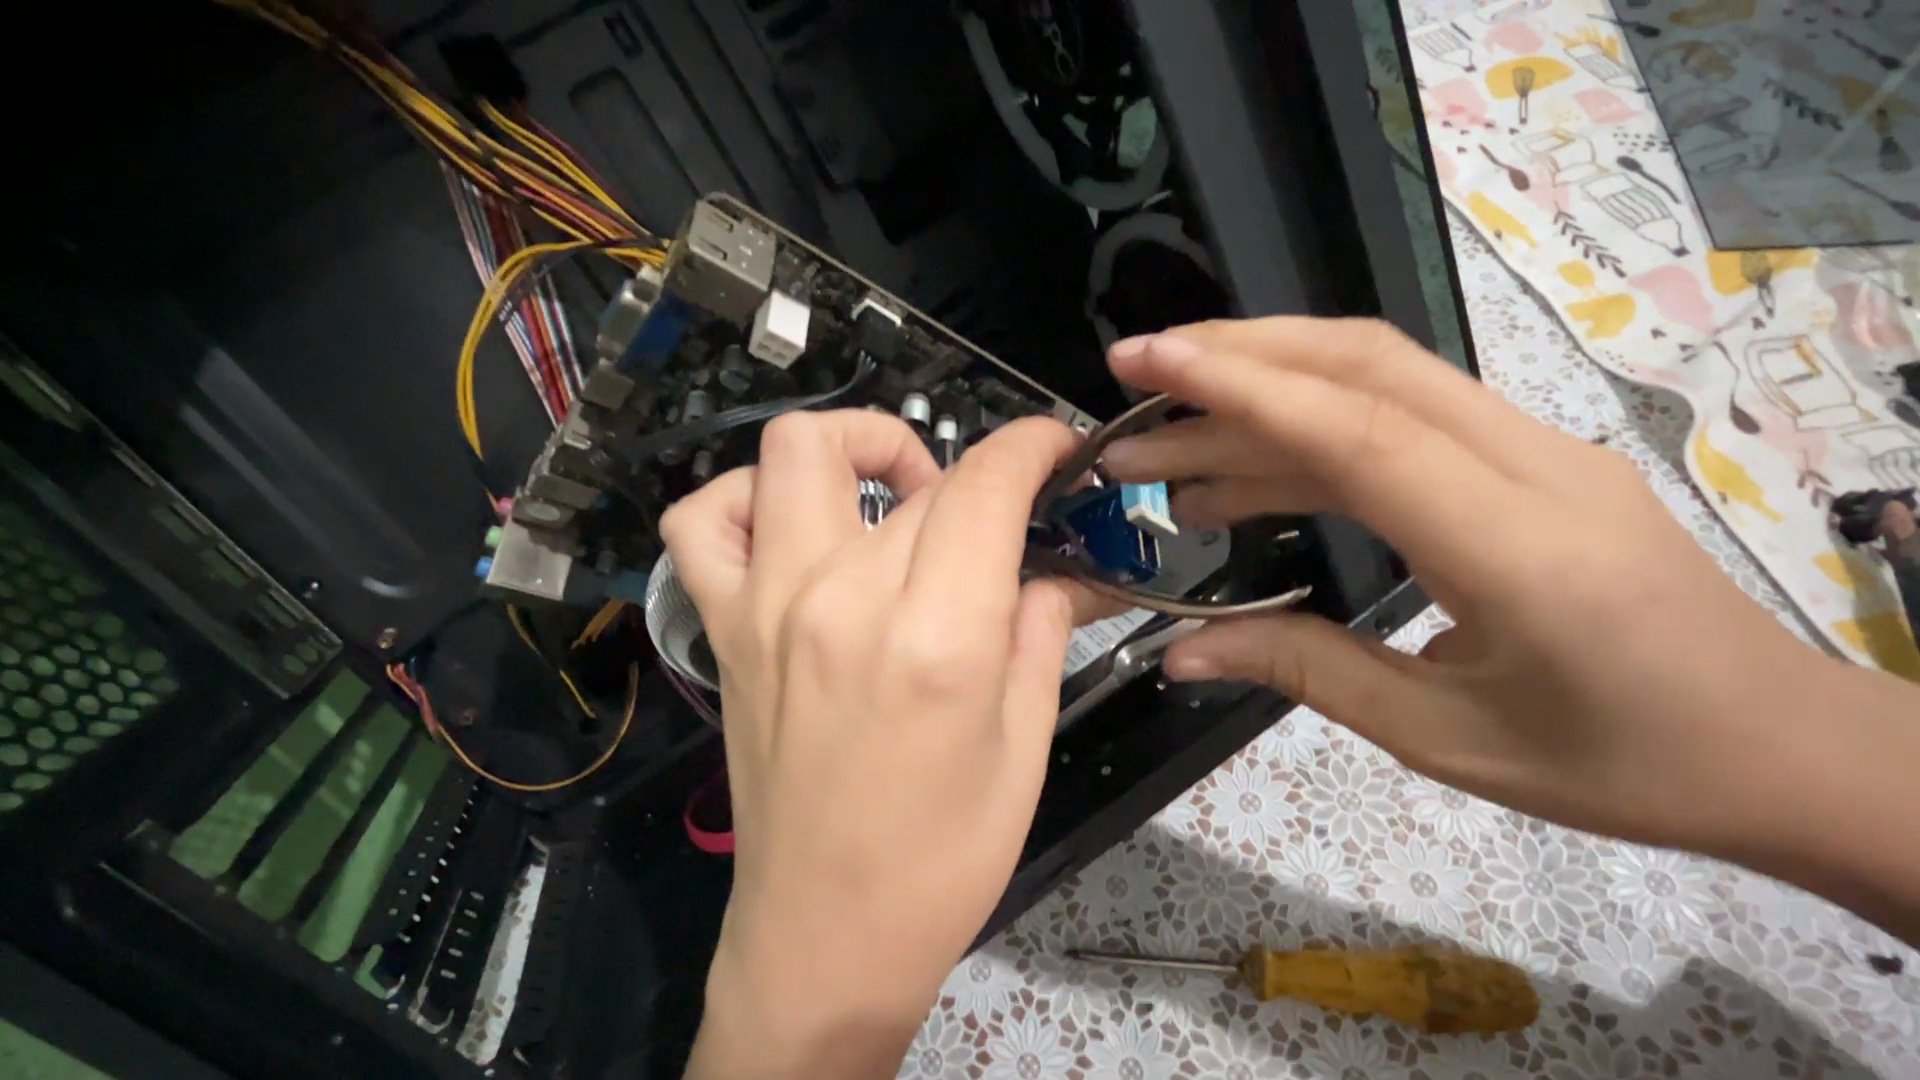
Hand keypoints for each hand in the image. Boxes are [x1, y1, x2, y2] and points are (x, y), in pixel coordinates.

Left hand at [666, 410, 1091, 1078]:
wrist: (825, 933)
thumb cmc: (944, 857)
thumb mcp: (1024, 744)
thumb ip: (1041, 631)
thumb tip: (1063, 568)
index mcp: (937, 635)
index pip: (984, 485)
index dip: (1031, 445)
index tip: (1056, 449)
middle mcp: (843, 597)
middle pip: (918, 478)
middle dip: (977, 478)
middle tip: (1001, 521)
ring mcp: (769, 604)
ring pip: (796, 452)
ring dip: (860, 448)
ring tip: (896, 499)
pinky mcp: (724, 628)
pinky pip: (702, 523)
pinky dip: (745, 496)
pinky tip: (792, 527)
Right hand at [1098, 318, 1839, 855]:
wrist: (1782, 746)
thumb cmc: (1617, 760)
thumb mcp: (1442, 736)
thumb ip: (1304, 672)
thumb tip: (1179, 652)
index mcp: (1514, 546)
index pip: (1359, 429)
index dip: (1242, 386)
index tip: (1148, 362)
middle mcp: (1528, 464)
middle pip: (1365, 364)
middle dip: (1235, 356)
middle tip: (1134, 378)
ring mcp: (1533, 447)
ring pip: (1376, 381)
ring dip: (1259, 400)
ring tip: (1163, 459)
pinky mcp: (1524, 456)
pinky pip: (1399, 420)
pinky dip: (1306, 435)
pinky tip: (1241, 483)